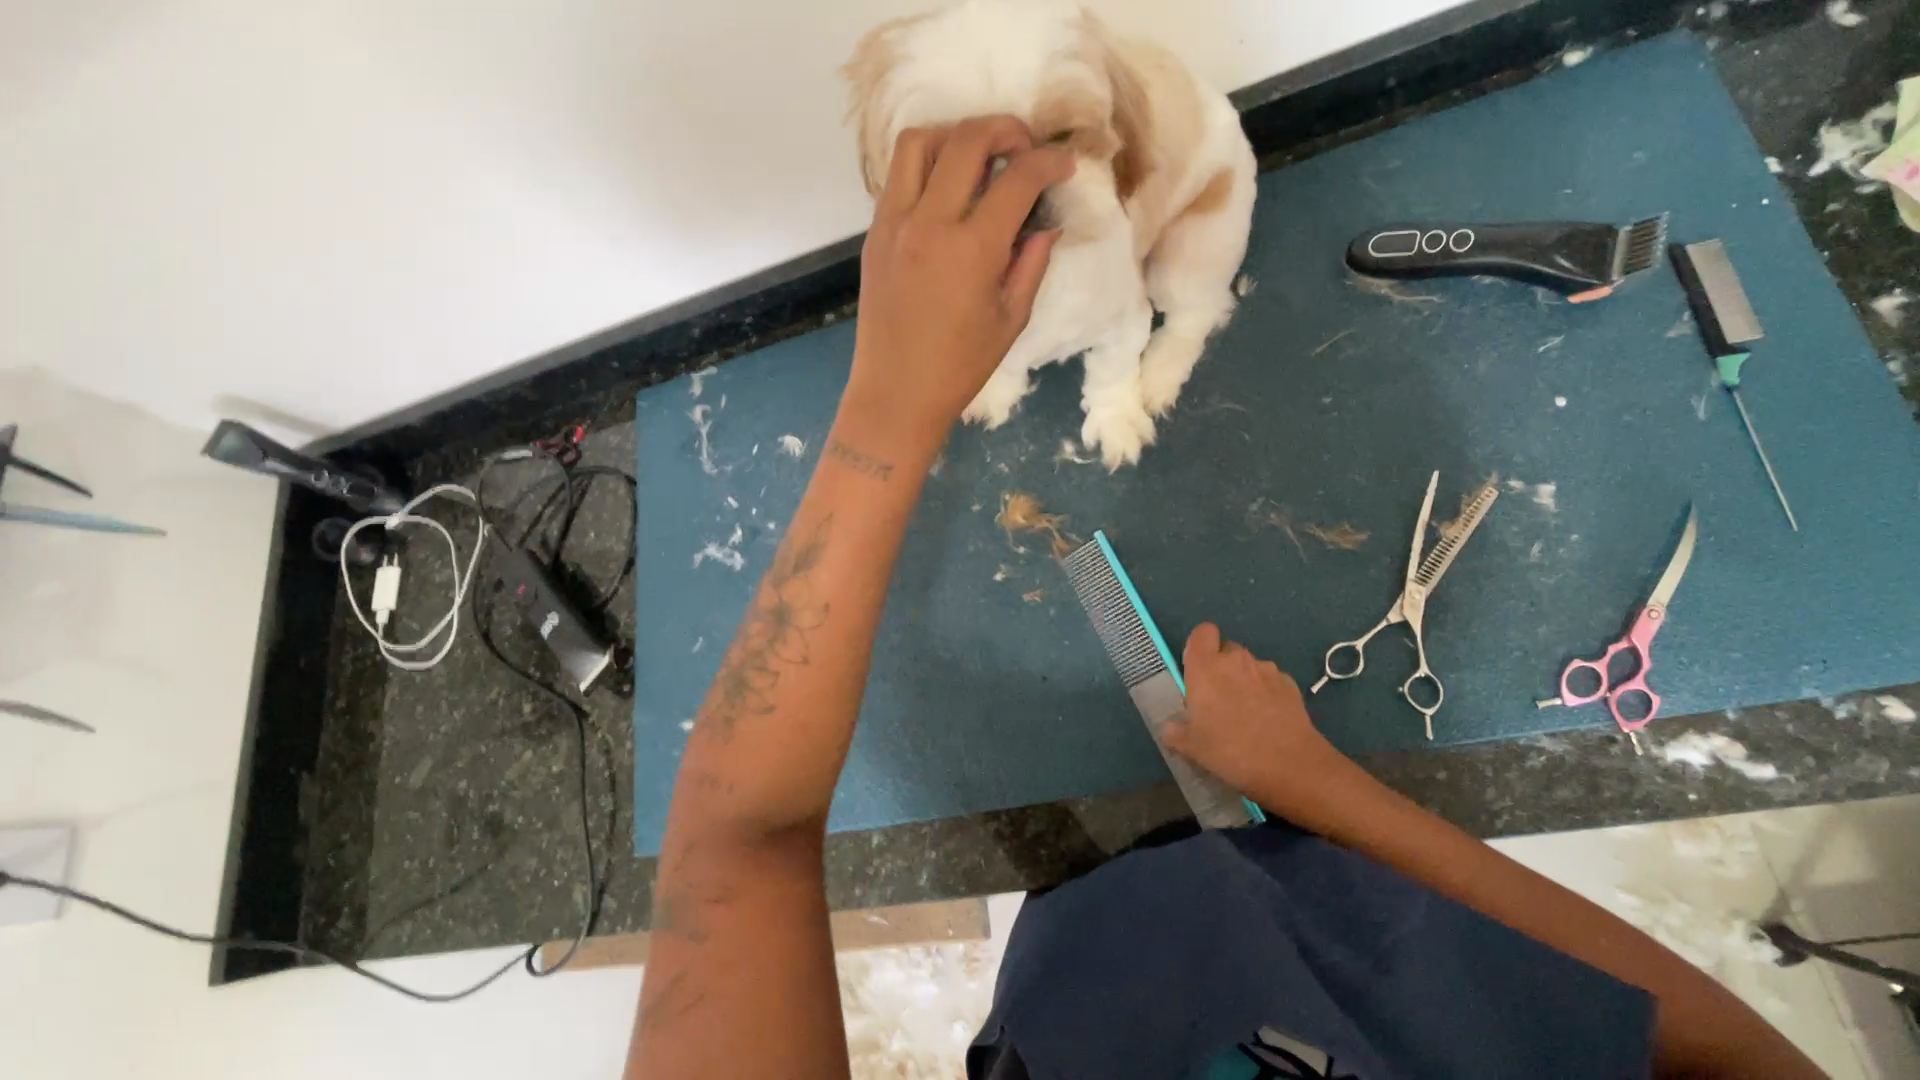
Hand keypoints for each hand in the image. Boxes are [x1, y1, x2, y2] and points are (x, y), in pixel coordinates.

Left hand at [839, 116, 1072, 455]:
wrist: (896, 393)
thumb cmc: (960, 367)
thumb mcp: (1012, 319)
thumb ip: (1032, 262)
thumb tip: (1047, 222)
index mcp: (972, 250)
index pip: (1017, 177)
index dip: (1049, 161)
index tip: (1065, 165)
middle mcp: (930, 223)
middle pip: (967, 140)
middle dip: (1006, 129)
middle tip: (1025, 147)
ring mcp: (895, 223)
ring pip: (920, 142)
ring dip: (956, 135)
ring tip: (980, 157)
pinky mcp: (875, 233)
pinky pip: (899, 175)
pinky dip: (927, 164)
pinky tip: (948, 187)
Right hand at [1163, 623, 1348, 802]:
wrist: (1290, 766)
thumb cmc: (1231, 751)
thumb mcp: (1191, 748)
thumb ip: (1175, 731)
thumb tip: (1169, 726)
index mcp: (1206, 668)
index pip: (1202, 632)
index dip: (1199, 646)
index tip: (1196, 670)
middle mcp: (1236, 660)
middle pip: (1226, 649)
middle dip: (1221, 667)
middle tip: (1217, 698)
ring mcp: (1266, 670)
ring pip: (1249, 666)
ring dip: (1244, 680)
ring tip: (1246, 712)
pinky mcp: (1290, 684)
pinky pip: (1271, 681)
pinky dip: (1267, 692)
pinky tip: (1268, 719)